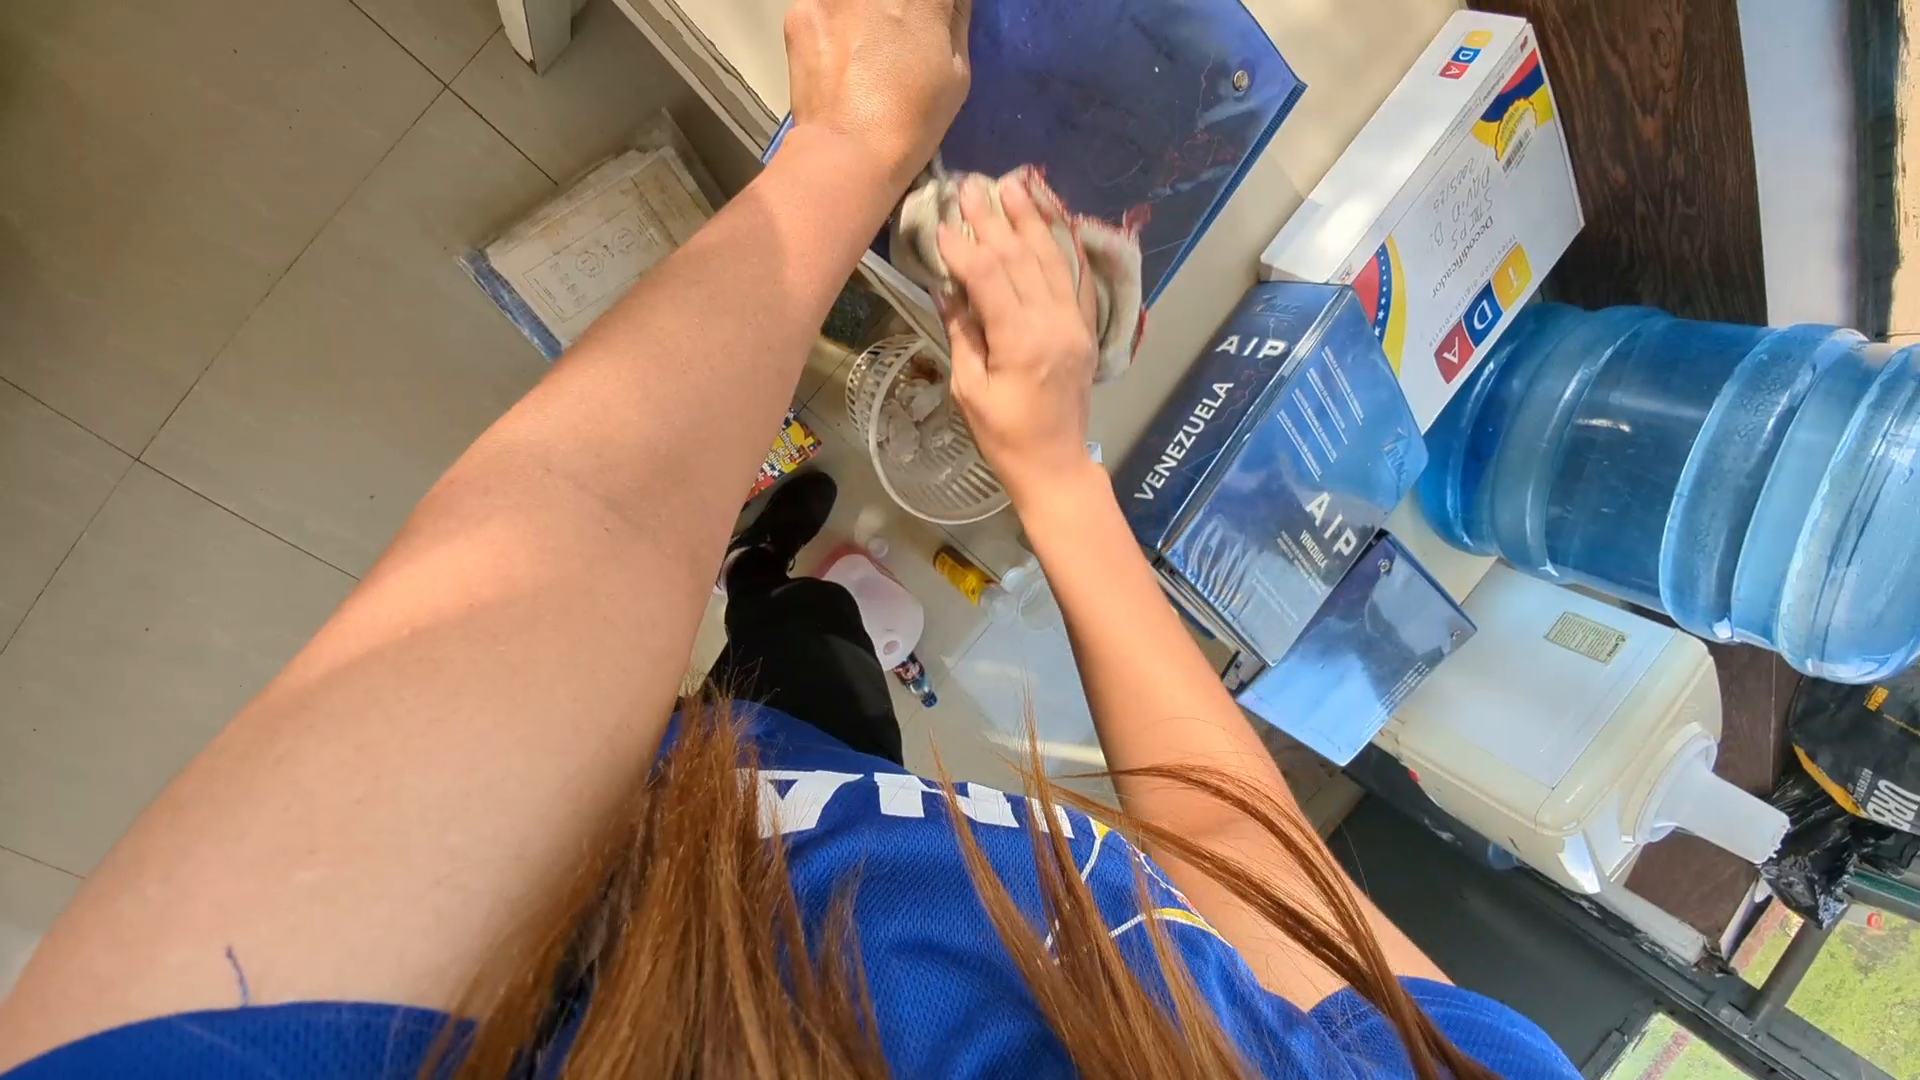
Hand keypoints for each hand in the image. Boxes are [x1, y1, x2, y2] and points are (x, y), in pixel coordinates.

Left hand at [784, 0, 971, 188]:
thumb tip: (950, 3)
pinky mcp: (801, 11)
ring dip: (861, 17)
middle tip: (894, 47)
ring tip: (862, 54)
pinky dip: (829, 29)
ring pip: (853, 2)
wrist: (849, 153)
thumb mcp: (957, 77)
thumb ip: (955, 23)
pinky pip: (821, 9)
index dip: (934, 13)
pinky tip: (835, 62)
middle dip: (895, 15)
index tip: (931, 30)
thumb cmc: (914, 121)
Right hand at [938, 173, 1102, 505]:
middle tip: (972, 185)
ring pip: (1052, 259)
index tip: (944, 221)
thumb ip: (962, 335)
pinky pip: (1074, 278)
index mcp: (1022, 342)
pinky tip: (1051, 219)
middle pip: (1022, 259)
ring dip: (1030, 220)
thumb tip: (948, 289)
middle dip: (995, 220)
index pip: (990, 278)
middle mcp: (1054, 324)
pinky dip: (1062, 246)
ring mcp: (1074, 324)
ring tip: (1013, 184)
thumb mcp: (970, 391)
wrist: (1055, 464)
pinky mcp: (1084, 328)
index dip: (965, 248)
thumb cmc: (1004, 437)